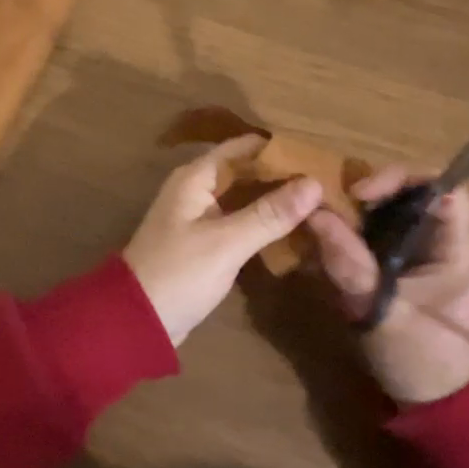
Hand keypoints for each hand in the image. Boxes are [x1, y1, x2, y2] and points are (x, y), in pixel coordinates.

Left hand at [123, 136, 324, 345]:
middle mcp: (196, 189)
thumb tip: (315, 183)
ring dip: (276, 200)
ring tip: (322, 203)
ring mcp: (199, 216)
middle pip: (246, 171)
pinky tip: (295, 229)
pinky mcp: (205, 241)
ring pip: (245, 197)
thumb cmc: (179, 273)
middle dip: (283, 176)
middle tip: (330, 182)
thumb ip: (270, 213)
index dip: (280, 149)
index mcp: (195, 178)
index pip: (243, 148)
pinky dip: (264, 222)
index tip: (320, 155)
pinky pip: (240, 221)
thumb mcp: (227, 243)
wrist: (138, 319)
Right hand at [306, 167, 468, 404]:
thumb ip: (349, 262)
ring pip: (402, 210)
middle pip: (416, 192)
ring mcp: (440, 252)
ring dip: (365, 213)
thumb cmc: (420, 356)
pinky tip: (339, 245)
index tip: (357, 195)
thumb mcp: (379, 310)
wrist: (440, 404)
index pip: (440, 185)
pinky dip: (366, 231)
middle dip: (373, 195)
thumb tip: (314, 214)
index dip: (397, 178)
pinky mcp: (422, 265)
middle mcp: (458, 241)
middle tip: (335, 209)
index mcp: (463, 248)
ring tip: (331, 226)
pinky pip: (394, 232)